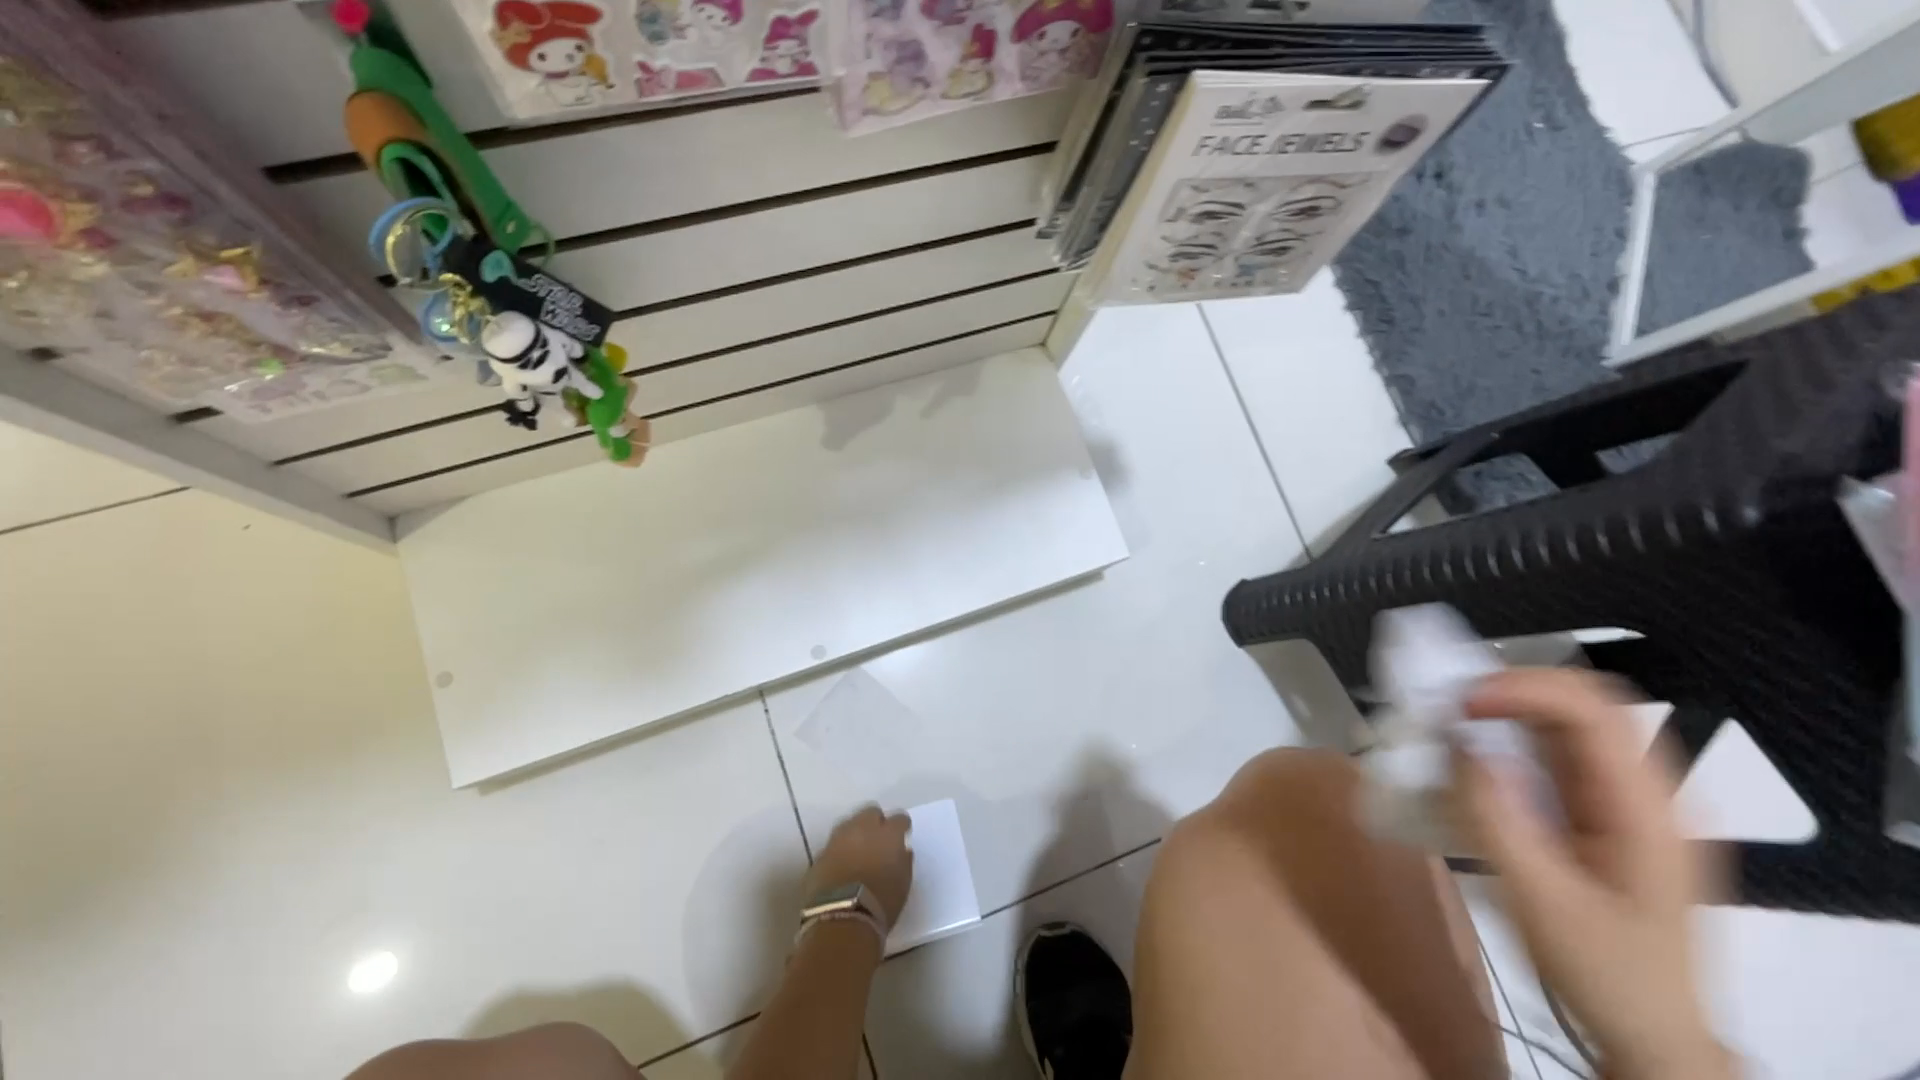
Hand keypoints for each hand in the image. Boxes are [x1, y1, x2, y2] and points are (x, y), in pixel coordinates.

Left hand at [806, 806, 912, 927]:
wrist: (840, 918)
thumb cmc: (881, 903)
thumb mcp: (902, 883)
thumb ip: (903, 861)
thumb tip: (901, 851)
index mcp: (887, 834)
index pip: (899, 818)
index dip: (901, 826)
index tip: (902, 835)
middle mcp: (861, 829)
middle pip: (870, 813)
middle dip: (876, 822)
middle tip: (879, 839)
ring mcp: (837, 840)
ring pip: (848, 825)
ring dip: (855, 834)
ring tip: (858, 851)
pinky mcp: (819, 855)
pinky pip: (833, 846)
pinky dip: (839, 852)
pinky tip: (841, 866)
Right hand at [1452, 669, 1731, 1079]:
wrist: (1656, 1037)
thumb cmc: (1606, 974)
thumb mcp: (1542, 904)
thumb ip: (1499, 820)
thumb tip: (1459, 745)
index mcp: (1648, 808)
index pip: (1593, 711)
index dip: (1523, 690)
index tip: (1458, 706)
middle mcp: (1647, 790)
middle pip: (1584, 705)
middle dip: (1512, 692)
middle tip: (1448, 709)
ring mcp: (1628, 802)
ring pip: (1568, 726)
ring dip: (1507, 715)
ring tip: (1450, 726)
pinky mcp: (1605, 816)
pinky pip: (1557, 758)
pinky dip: (1510, 745)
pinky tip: (1474, 762)